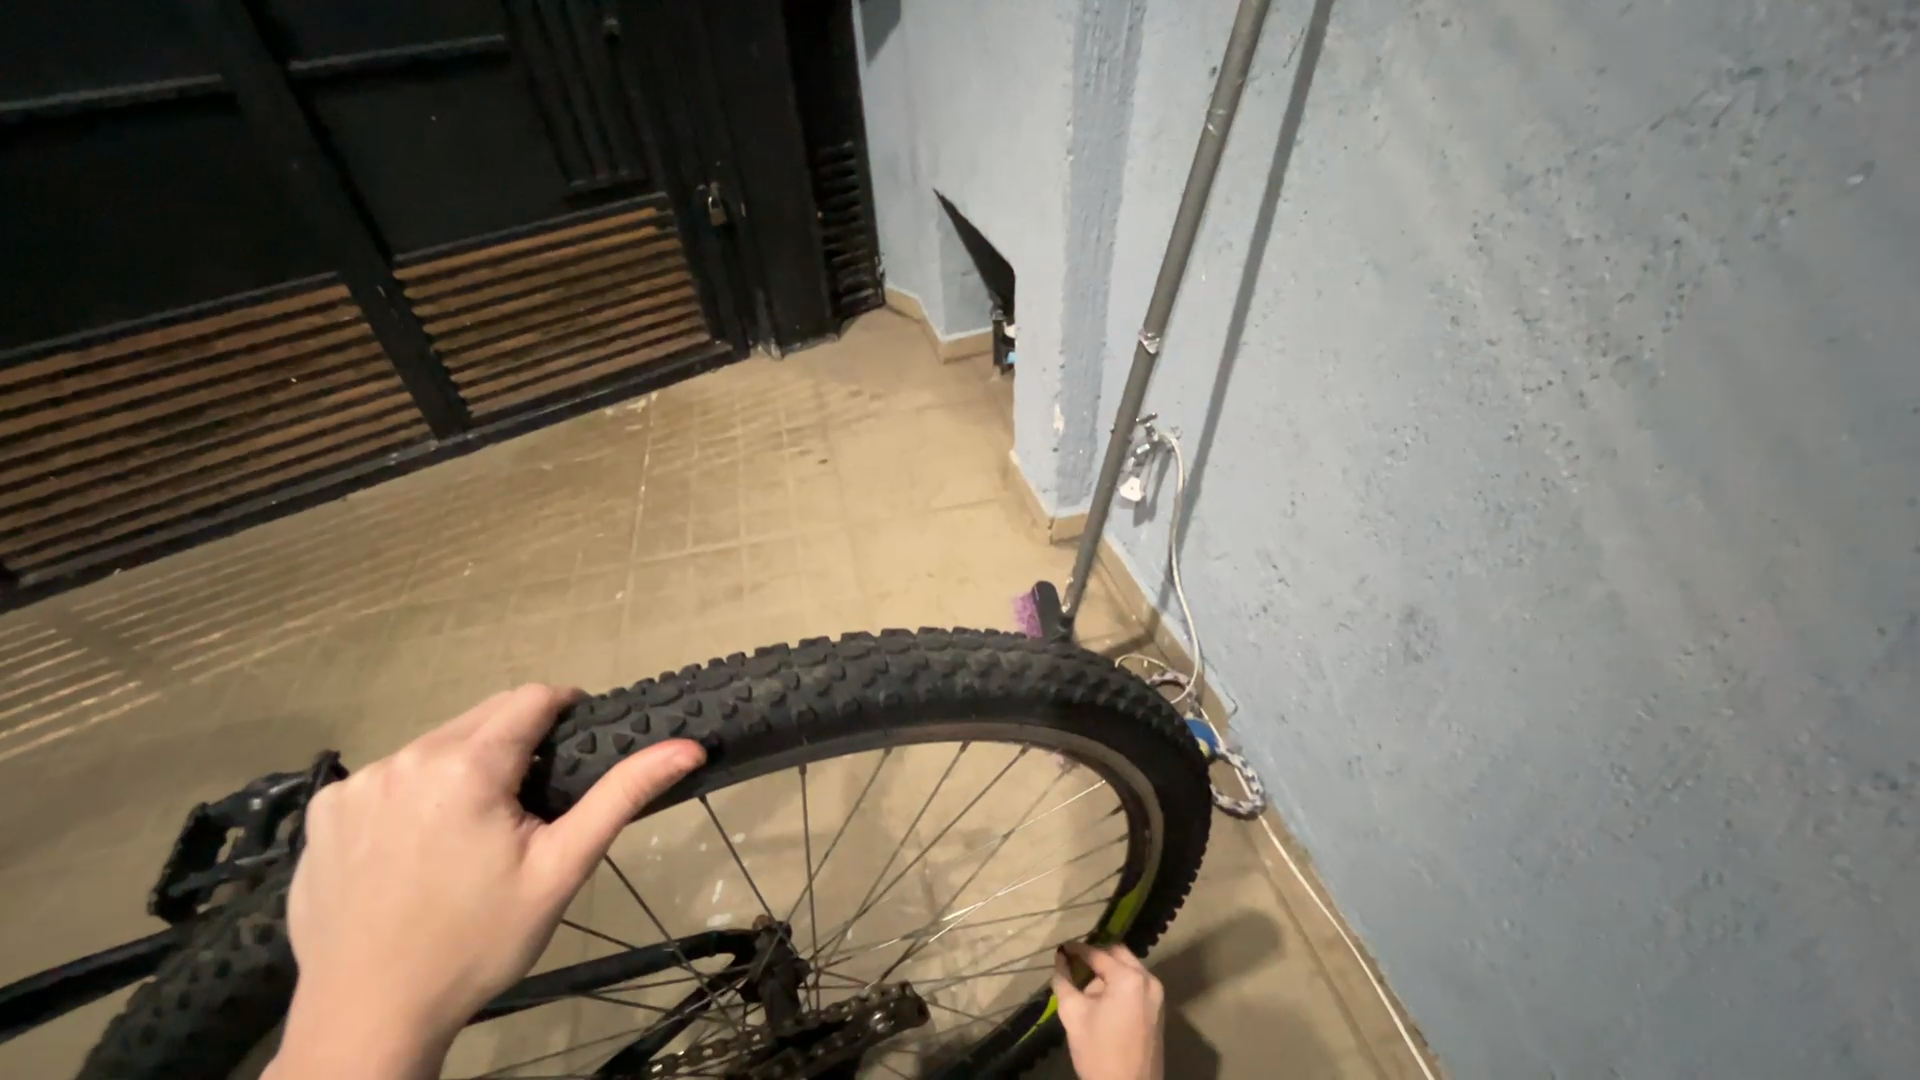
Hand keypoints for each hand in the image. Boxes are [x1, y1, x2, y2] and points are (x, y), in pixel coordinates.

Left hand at [265, 685, 705, 1079]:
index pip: (531, 698)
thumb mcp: (562, 868)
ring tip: (481, 823)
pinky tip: (422, 840)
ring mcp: (356, 785)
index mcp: (466, 766)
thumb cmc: (479, 942)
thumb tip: (688, 746)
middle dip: (519, 738)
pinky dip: (419, 788)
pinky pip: (391, 774)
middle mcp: (404, 758)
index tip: (579, 741)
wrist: (368, 1020)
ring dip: (470, 761)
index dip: (565, 707)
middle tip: (536, 798)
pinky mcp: (324, 811)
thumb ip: (623, 795)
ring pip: (438, 742)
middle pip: (484, 715)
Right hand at [1053, 943, 1165, 1079]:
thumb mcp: (1073, 1015)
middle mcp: (1148, 980)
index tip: (1061, 948)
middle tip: (1074, 965)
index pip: (1096, 953)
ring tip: (1086, 984)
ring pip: (1129, 969)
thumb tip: (1060, 959)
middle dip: (1095, 957)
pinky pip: (1137, 985)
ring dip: (1108, 971)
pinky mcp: (1158, 1011)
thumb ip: (1064, 981)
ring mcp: (1156, 996)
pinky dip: (1120, 984)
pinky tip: (1102, 998)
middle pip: (1117, 954)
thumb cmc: (1098, 1053)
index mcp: (1128, 978)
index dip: (1076, 949)